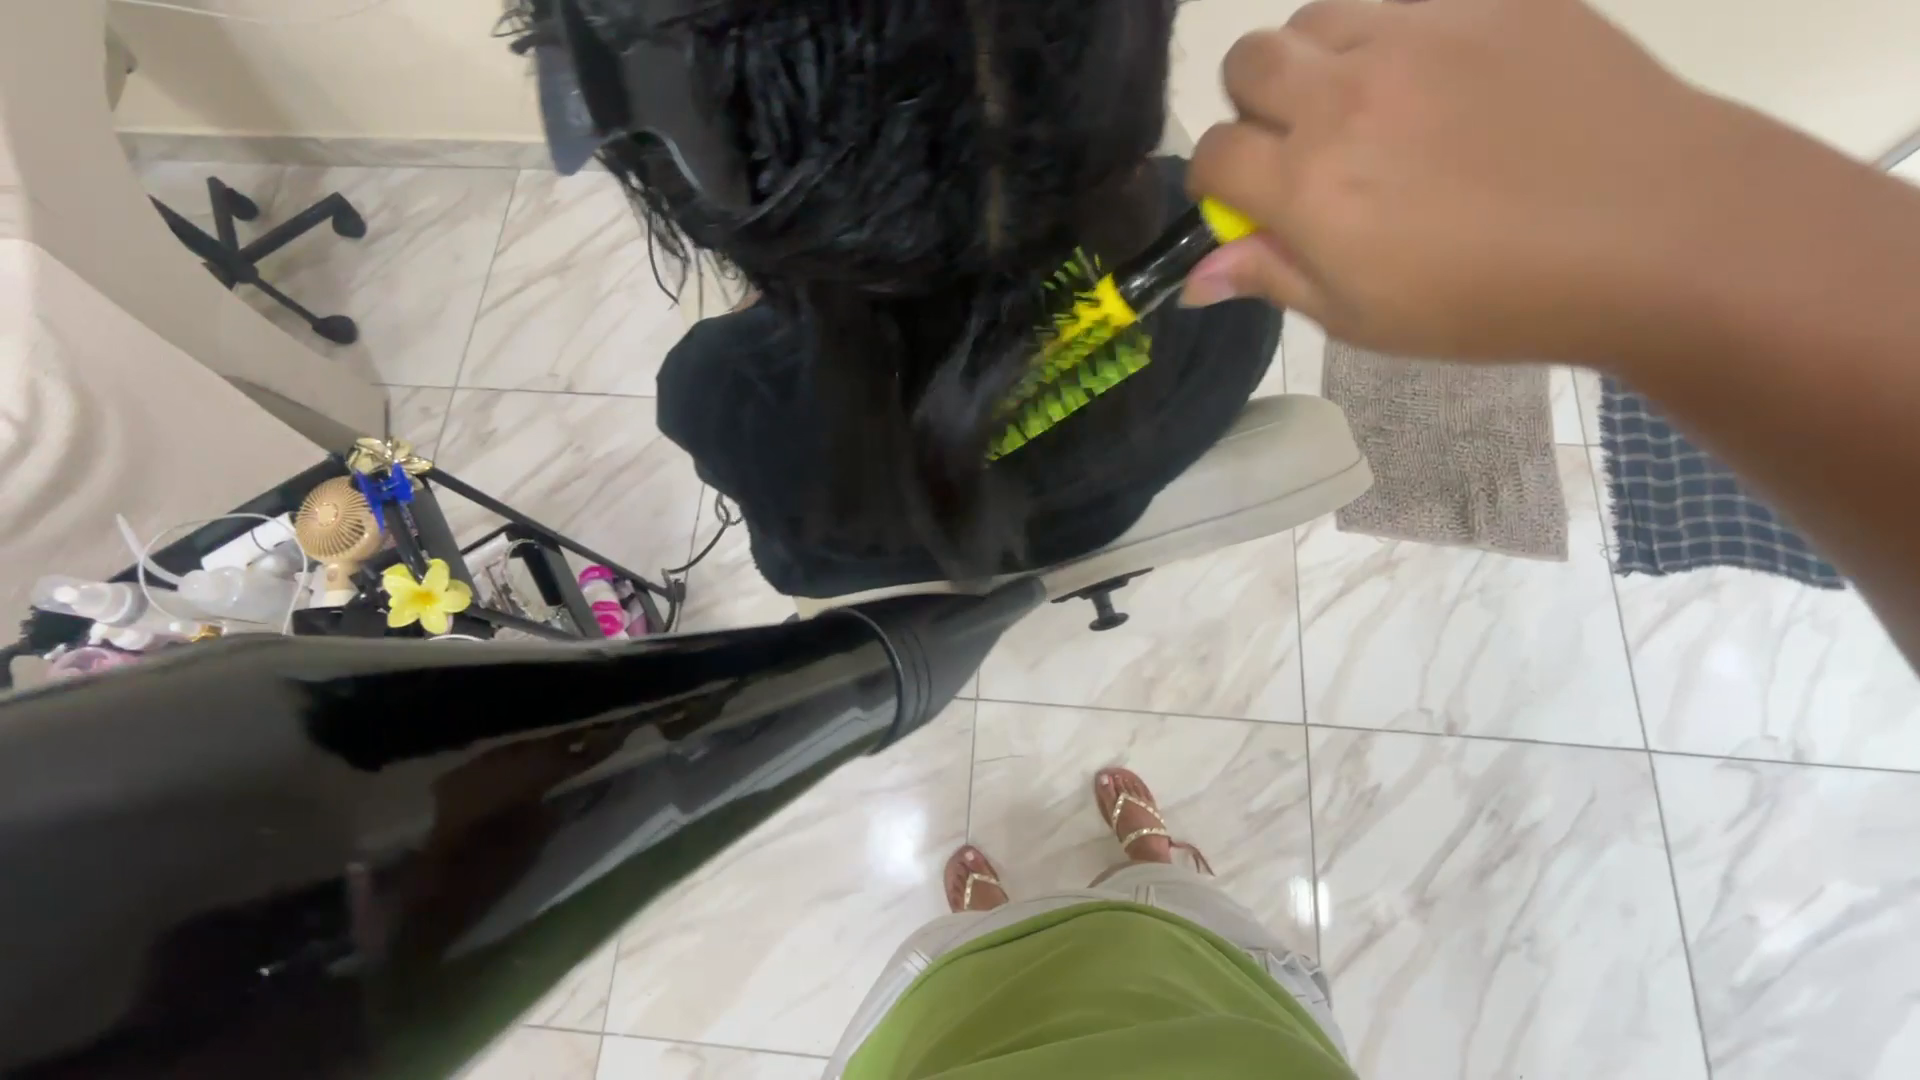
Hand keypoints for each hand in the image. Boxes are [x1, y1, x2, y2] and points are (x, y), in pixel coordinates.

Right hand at [1184, 0, 1745, 363]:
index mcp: (1309, 185)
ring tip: (1365, 106)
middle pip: (1248, 60)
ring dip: (1316, 60)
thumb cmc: (1485, 301)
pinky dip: (1398, 38)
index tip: (1240, 199)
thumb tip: (1194, 277)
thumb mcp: (1359, 316)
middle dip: (1252, 104)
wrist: (1651, 234)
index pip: (1212, 153)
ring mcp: (1424, 35)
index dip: (1212, 180)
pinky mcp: (1495, 0)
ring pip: (1320, 15)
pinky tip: (1442, 85)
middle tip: (1298, 145)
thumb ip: (1270, 277)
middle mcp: (1347, 96)